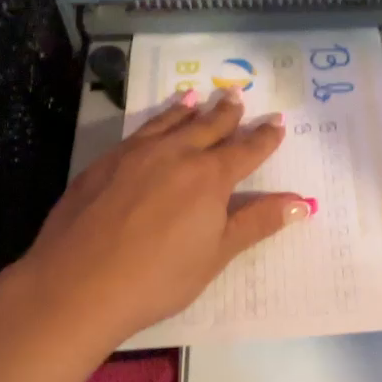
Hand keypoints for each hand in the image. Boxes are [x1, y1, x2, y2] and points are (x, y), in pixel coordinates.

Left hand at [2, 90, 309, 346]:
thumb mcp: (215, 255)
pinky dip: (155, 120)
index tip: (277, 122)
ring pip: (170, 122)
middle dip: (227, 113)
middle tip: (238, 97)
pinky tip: (154, 124)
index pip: (246, 151)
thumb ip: (256, 223)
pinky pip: (140, 131)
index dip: (264, 138)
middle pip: (208, 127)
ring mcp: (136, 154)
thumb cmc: (158, 278)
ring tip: (197, 97)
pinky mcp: (104, 163)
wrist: (77, 284)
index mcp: (209, 178)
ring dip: (188, 109)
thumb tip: (303, 203)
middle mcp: (176, 155)